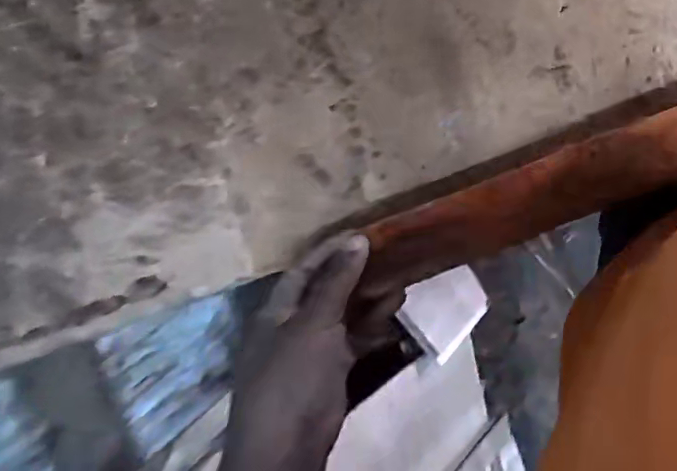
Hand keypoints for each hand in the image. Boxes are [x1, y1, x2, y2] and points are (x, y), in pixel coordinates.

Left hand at [224, 234, 389, 470]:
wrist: (287, 445)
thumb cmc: (292, 377)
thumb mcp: (314, 325)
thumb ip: (336, 282)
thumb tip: (358, 239)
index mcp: (277, 314)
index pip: (303, 270)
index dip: (331, 249)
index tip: (367, 230)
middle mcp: (294, 325)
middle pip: (330, 287)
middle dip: (361, 271)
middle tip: (395, 254)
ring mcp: (314, 346)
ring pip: (349, 309)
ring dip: (374, 297)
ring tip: (399, 287)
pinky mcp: (334, 364)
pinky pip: (359, 333)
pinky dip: (377, 322)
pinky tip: (395, 313)